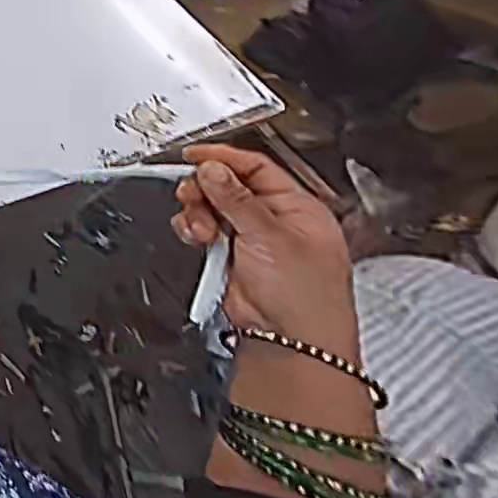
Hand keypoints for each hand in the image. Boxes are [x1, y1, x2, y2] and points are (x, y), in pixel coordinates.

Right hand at [172, 144, 358, 359]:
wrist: (289, 342)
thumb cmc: (303, 297)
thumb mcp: (271, 237)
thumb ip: (236, 199)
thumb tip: (213, 169)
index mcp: (296, 207)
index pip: (255, 168)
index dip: (224, 158)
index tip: (195, 155)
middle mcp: (272, 219)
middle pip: (226, 185)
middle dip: (205, 190)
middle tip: (193, 194)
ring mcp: (249, 237)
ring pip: (209, 207)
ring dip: (197, 213)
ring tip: (200, 229)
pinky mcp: (228, 254)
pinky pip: (201, 228)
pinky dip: (193, 230)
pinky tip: (198, 239)